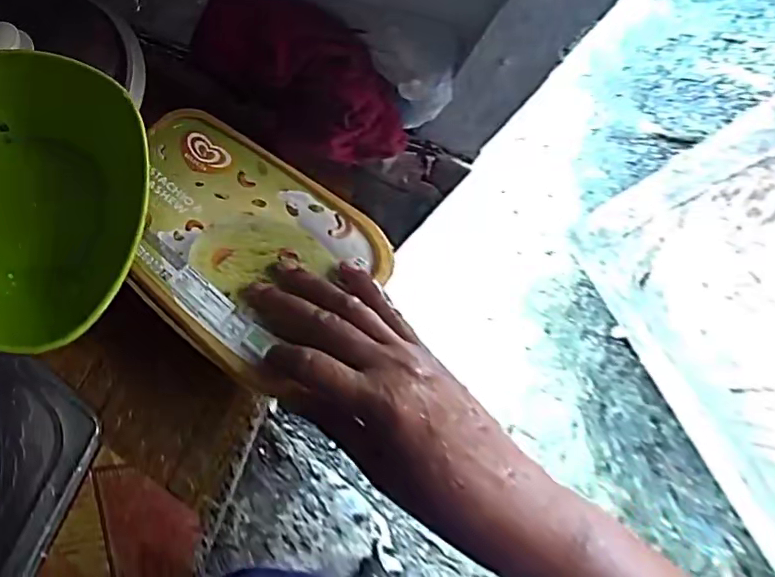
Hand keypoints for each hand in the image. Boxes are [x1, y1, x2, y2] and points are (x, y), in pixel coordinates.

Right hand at [247, 263, 682, 576]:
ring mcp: (413, 358)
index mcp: (378, 401)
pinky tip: (347, 271)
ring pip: (355, 309)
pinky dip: (368, 290)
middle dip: (285, 304)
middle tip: (254, 289)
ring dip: (316, 285)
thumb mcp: (378, 468)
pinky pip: (393, 314)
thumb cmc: (443, 499)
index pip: (310, 364)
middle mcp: (394, 369)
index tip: (261, 358)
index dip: (279, 358)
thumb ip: (331, 421)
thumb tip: (288, 392)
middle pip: (327, 324)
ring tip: (286, 265)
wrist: (520, 509)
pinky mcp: (429, 356)